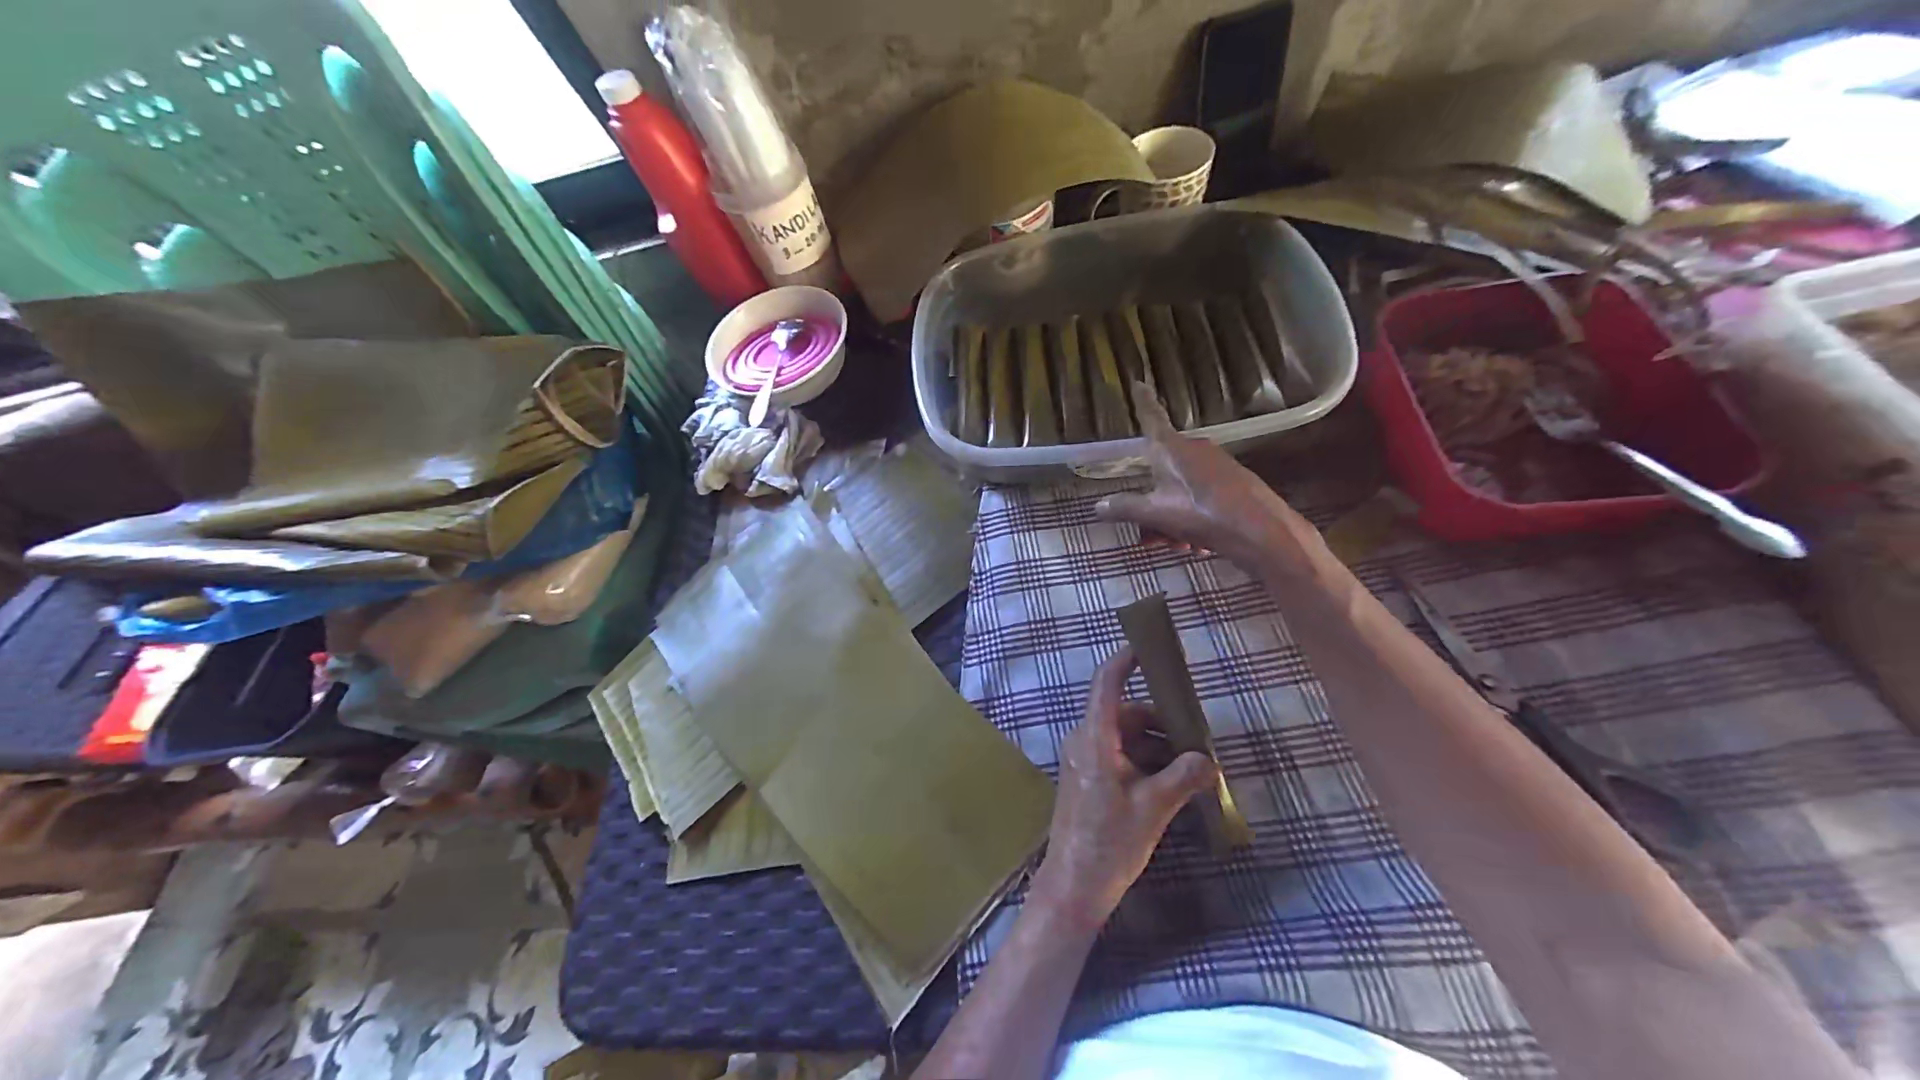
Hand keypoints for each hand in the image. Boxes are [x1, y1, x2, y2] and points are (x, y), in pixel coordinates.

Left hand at [1030, 645, 1217, 932]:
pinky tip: (1170, 783)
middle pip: (1123, 714)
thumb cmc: (1110, 841)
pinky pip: (1118, 756)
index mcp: (1095, 738)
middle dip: (1158, 720)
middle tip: (1195, 736)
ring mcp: (1084, 762)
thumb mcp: (1154, 807)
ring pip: (1123, 737)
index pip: (1106, 684)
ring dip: (1154, 744)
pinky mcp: (1088, 780)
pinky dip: (1142, 760)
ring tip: (1190, 765)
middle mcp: (1085, 742)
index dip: (1124, 661)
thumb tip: (1207, 758)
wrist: (1075, 886)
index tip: (1146, 647)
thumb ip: (1183, 776)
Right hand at [1096, 382, 1322, 575]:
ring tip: (1180, 547)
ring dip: (1172, 522)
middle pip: (1160, 474)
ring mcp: (1216, 467)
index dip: (1143, 402)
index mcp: (1172, 450)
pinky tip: (1199, 546)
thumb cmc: (1205, 515)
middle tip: (1150, 539)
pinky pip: (1200, 500)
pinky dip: (1193, 522)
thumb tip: (1098, 505)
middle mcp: (1194, 451)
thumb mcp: (1157, 514)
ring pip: (1179, 492)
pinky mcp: (1233, 485)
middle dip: (1150, 507)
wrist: (1265, 533)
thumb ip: (1125, 508)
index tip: (1138, 381)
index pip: (1152, 418)